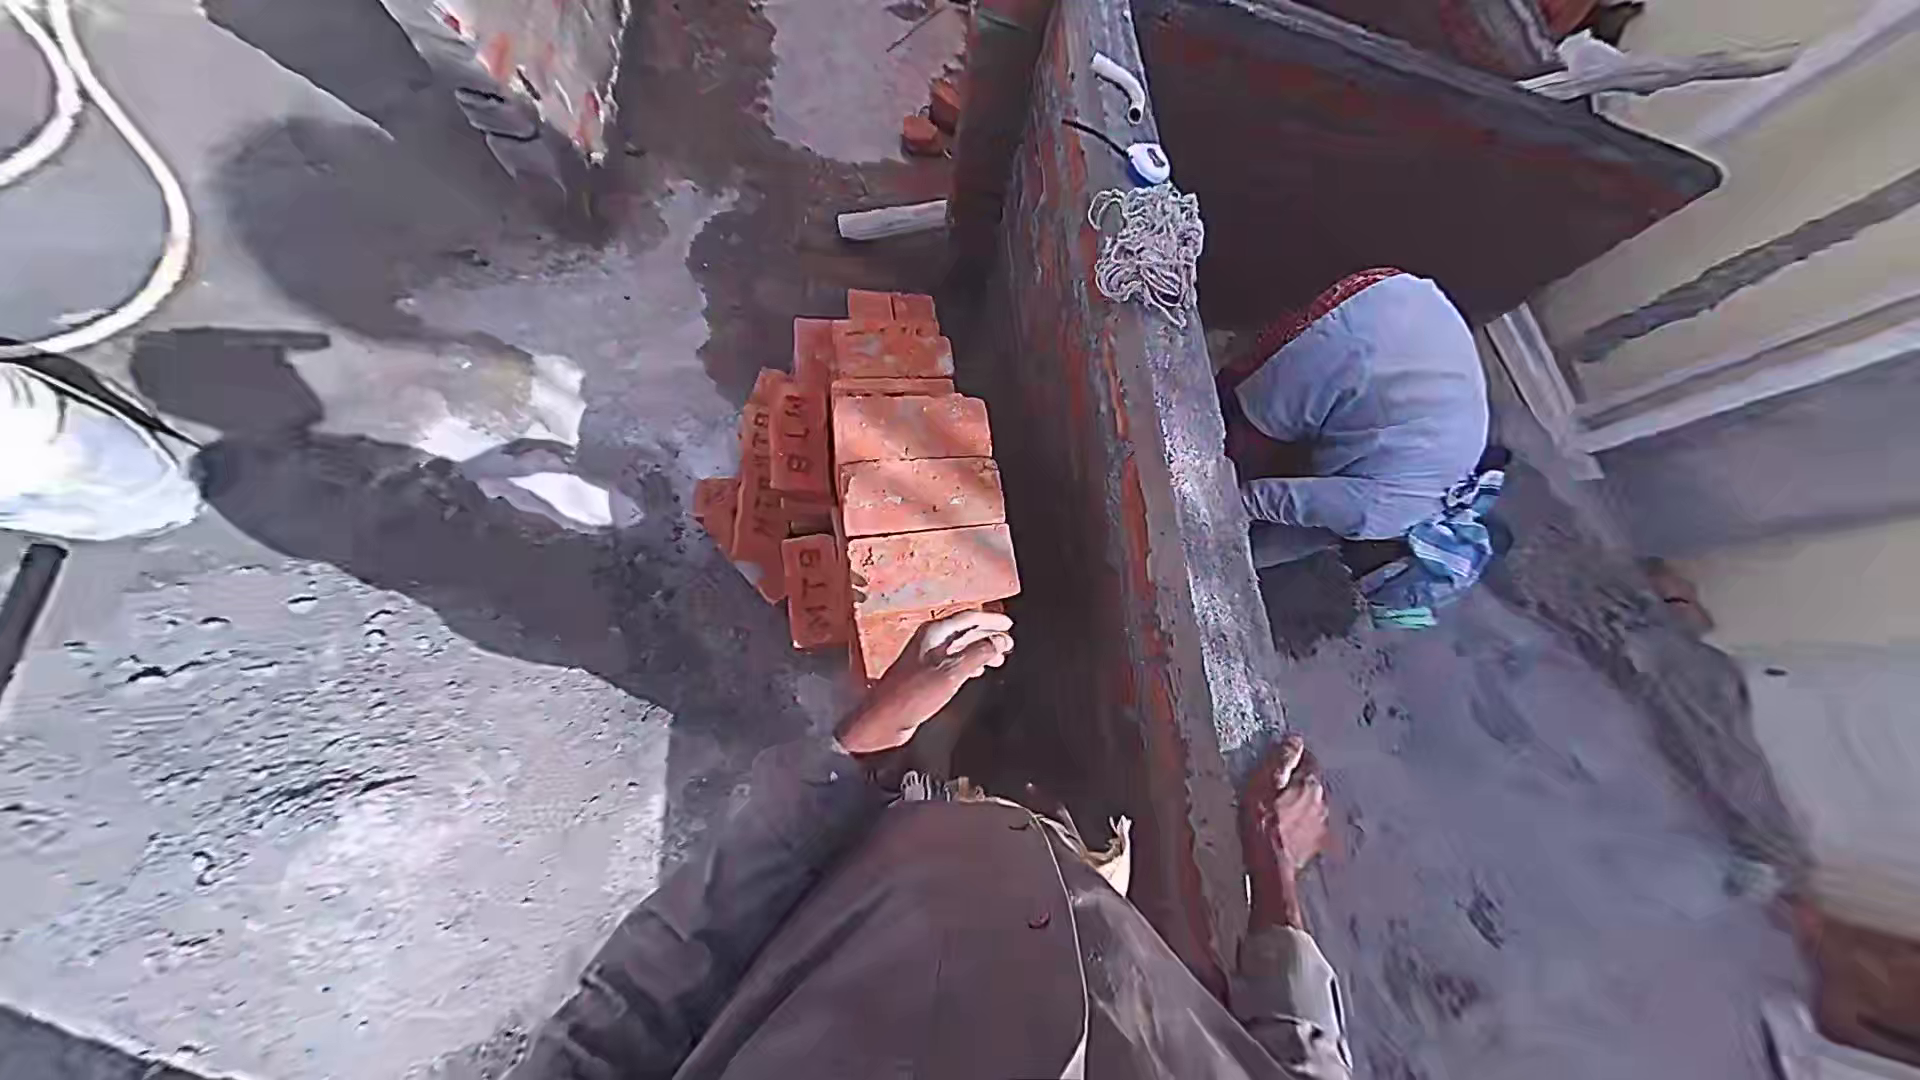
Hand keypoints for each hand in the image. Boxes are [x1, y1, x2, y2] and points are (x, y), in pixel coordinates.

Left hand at [835, 611, 1013, 755]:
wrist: (885, 718)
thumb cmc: (914, 694)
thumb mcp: (952, 672)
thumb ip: (978, 654)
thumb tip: (1000, 640)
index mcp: (935, 633)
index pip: (968, 618)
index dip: (990, 621)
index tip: (1008, 626)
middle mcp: (930, 640)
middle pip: (965, 630)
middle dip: (988, 635)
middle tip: (1008, 643)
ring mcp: (926, 656)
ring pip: (960, 646)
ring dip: (981, 650)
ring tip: (999, 658)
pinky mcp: (925, 673)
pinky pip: (953, 661)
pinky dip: (970, 662)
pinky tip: (977, 671)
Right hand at [1240, 735, 1328, 928]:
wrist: (1270, 865)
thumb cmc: (1261, 821)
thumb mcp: (1264, 782)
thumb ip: (1282, 759)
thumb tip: (1295, 740)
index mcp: (1309, 784)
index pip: (1308, 758)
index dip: (1293, 755)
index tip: (1278, 756)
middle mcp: (1322, 802)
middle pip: (1311, 780)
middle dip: (1296, 777)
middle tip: (1274, 780)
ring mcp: (1322, 824)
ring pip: (1311, 801)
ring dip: (1298, 799)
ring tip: (1277, 803)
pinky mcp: (1317, 842)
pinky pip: (1309, 821)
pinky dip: (1299, 818)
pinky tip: (1284, 823)